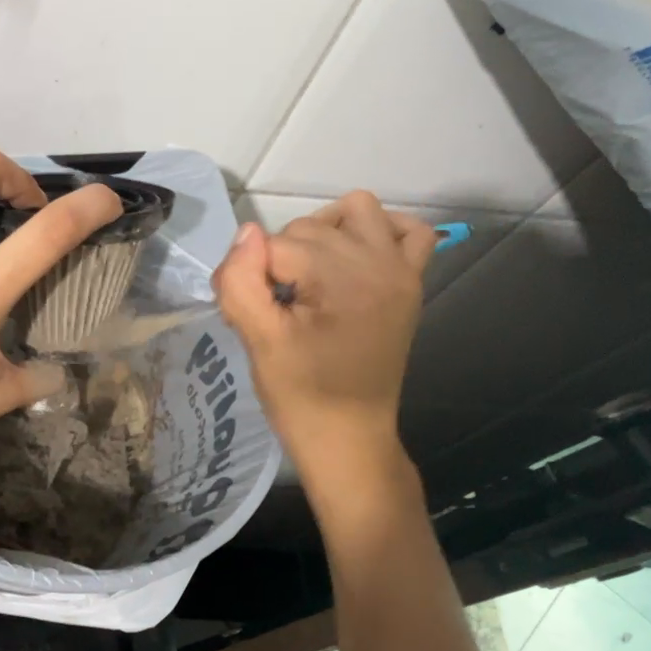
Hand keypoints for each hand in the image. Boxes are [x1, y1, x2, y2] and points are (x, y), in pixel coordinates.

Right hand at [212, 191, 432, 473]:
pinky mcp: (409, 284)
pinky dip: (379, 231)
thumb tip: (245, 234)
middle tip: (269, 309)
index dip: (246, 276)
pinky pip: (408, 231)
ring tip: (304, 273)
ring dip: (322, 231)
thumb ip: (241, 283)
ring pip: (357, 211)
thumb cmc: (299, 397)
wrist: (348, 438)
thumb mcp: (258, 342)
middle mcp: (379, 264)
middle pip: (307, 228)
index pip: (273, 246)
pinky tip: (352, 259)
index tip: (246, 316)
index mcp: (341, 279)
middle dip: (278, 259)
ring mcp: (400, 272)